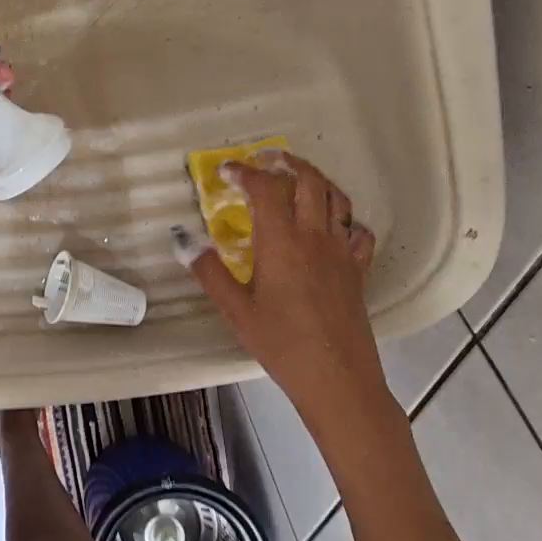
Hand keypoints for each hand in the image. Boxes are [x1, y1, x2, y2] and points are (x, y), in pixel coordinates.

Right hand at [175, 152, 391, 429]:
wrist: (339, 380)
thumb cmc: (281, 345)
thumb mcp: (235, 309)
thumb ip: (209, 270)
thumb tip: (184, 238)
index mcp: (281, 242)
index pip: (265, 188)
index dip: (244, 172)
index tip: (225, 171)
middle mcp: (315, 237)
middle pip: (309, 181)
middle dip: (285, 163)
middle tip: (264, 160)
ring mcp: (341, 252)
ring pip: (336, 198)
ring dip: (315, 180)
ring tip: (295, 178)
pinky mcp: (357, 270)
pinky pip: (357, 230)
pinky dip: (342, 217)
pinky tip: (330, 225)